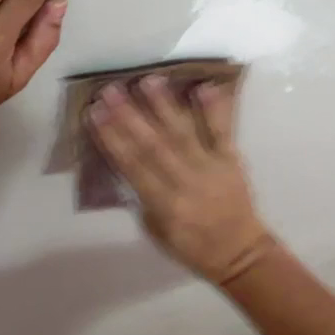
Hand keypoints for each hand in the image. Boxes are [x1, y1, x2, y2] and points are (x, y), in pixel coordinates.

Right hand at [88, 76, 275, 284]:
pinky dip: (213, 109)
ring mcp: (210, 167)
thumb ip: (142, 196)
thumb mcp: (157, 230)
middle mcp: (185, 182)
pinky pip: (222, 131)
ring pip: (182, 132)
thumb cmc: (192, 246)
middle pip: (152, 144)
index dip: (111, 138)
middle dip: (129, 115)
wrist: (241, 254)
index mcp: (164, 204)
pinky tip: (202, 87)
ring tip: (147, 80)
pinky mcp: (231, 159)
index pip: (132, 165)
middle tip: (110, 90)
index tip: (93, 113)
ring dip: (163, 105)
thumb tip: (125, 160)